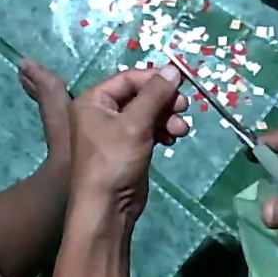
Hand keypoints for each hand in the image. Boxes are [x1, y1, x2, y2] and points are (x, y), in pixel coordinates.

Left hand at [69, 65, 189, 227]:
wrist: (107, 208)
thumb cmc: (114, 160)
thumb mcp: (136, 123)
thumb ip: (156, 94)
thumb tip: (174, 69)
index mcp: (93, 100)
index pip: (128, 78)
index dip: (155, 78)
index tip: (180, 82)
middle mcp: (102, 112)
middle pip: (140, 94)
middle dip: (164, 99)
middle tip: (183, 107)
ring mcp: (115, 131)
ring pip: (147, 112)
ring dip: (167, 116)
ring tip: (182, 128)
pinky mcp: (128, 147)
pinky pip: (149, 129)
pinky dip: (162, 130)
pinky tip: (173, 138)